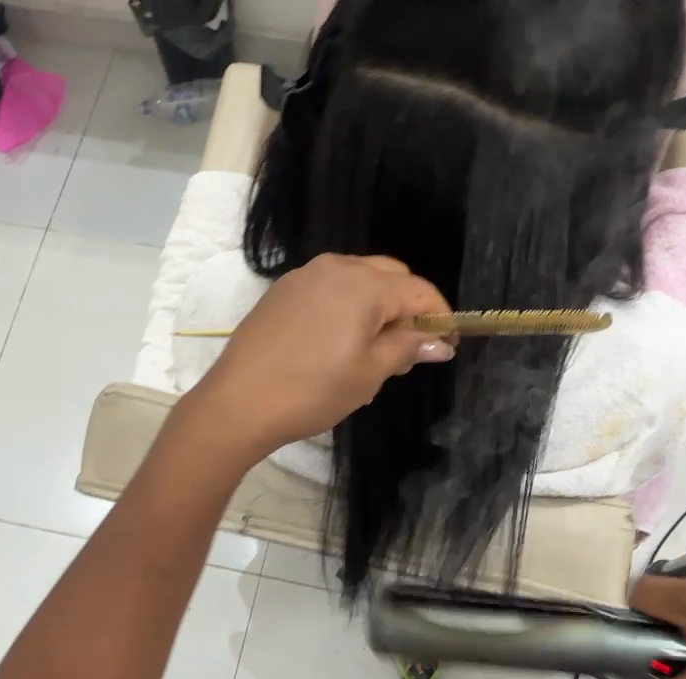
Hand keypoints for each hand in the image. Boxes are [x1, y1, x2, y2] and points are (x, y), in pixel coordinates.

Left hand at [179, 254, 452, 463]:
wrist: (238, 403)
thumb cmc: (312, 391)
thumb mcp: (369, 373)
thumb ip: (407, 349)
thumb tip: (440, 341)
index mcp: (364, 284)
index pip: (419, 290)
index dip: (440, 317)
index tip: (448, 346)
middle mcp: (336, 267)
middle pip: (390, 277)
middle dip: (407, 310)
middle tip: (408, 354)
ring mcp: (304, 277)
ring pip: (358, 282)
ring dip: (376, 310)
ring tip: (372, 356)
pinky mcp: (282, 293)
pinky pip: (329, 291)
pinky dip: (346, 311)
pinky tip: (338, 348)